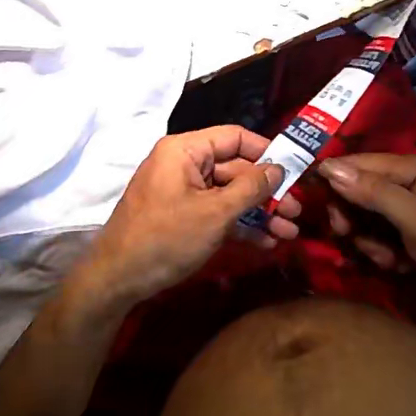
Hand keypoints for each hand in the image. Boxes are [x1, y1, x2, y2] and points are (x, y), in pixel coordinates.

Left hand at [63, 126, 303, 316]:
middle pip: (235, 168)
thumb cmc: (166, 238)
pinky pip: (216, 211)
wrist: (118, 279)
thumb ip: (250, 188)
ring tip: (289, 232)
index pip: (234, 137)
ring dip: (259, 212)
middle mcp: (183, 164)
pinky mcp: (181, 216)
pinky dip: (239, 224)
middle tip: (297, 211)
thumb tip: (278, 169)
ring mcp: (181, 191)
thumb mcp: (215, 213)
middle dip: (267, 191)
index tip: (296, 170)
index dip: (267, 152)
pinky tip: (266, 241)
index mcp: (185, 150)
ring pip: (229, 194)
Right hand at [317, 153, 415, 318]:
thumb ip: (373, 192)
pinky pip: (382, 237)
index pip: (358, 163)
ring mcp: (415, 209)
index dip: (333, 182)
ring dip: (370, 241)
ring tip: (390, 260)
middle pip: (359, 190)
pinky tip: (401, 267)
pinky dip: (384, 253)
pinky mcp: (415, 234)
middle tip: (349, 237)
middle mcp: (413, 181)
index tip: (311, 208)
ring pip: (367, 218)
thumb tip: (328, 167)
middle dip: (353, 217)